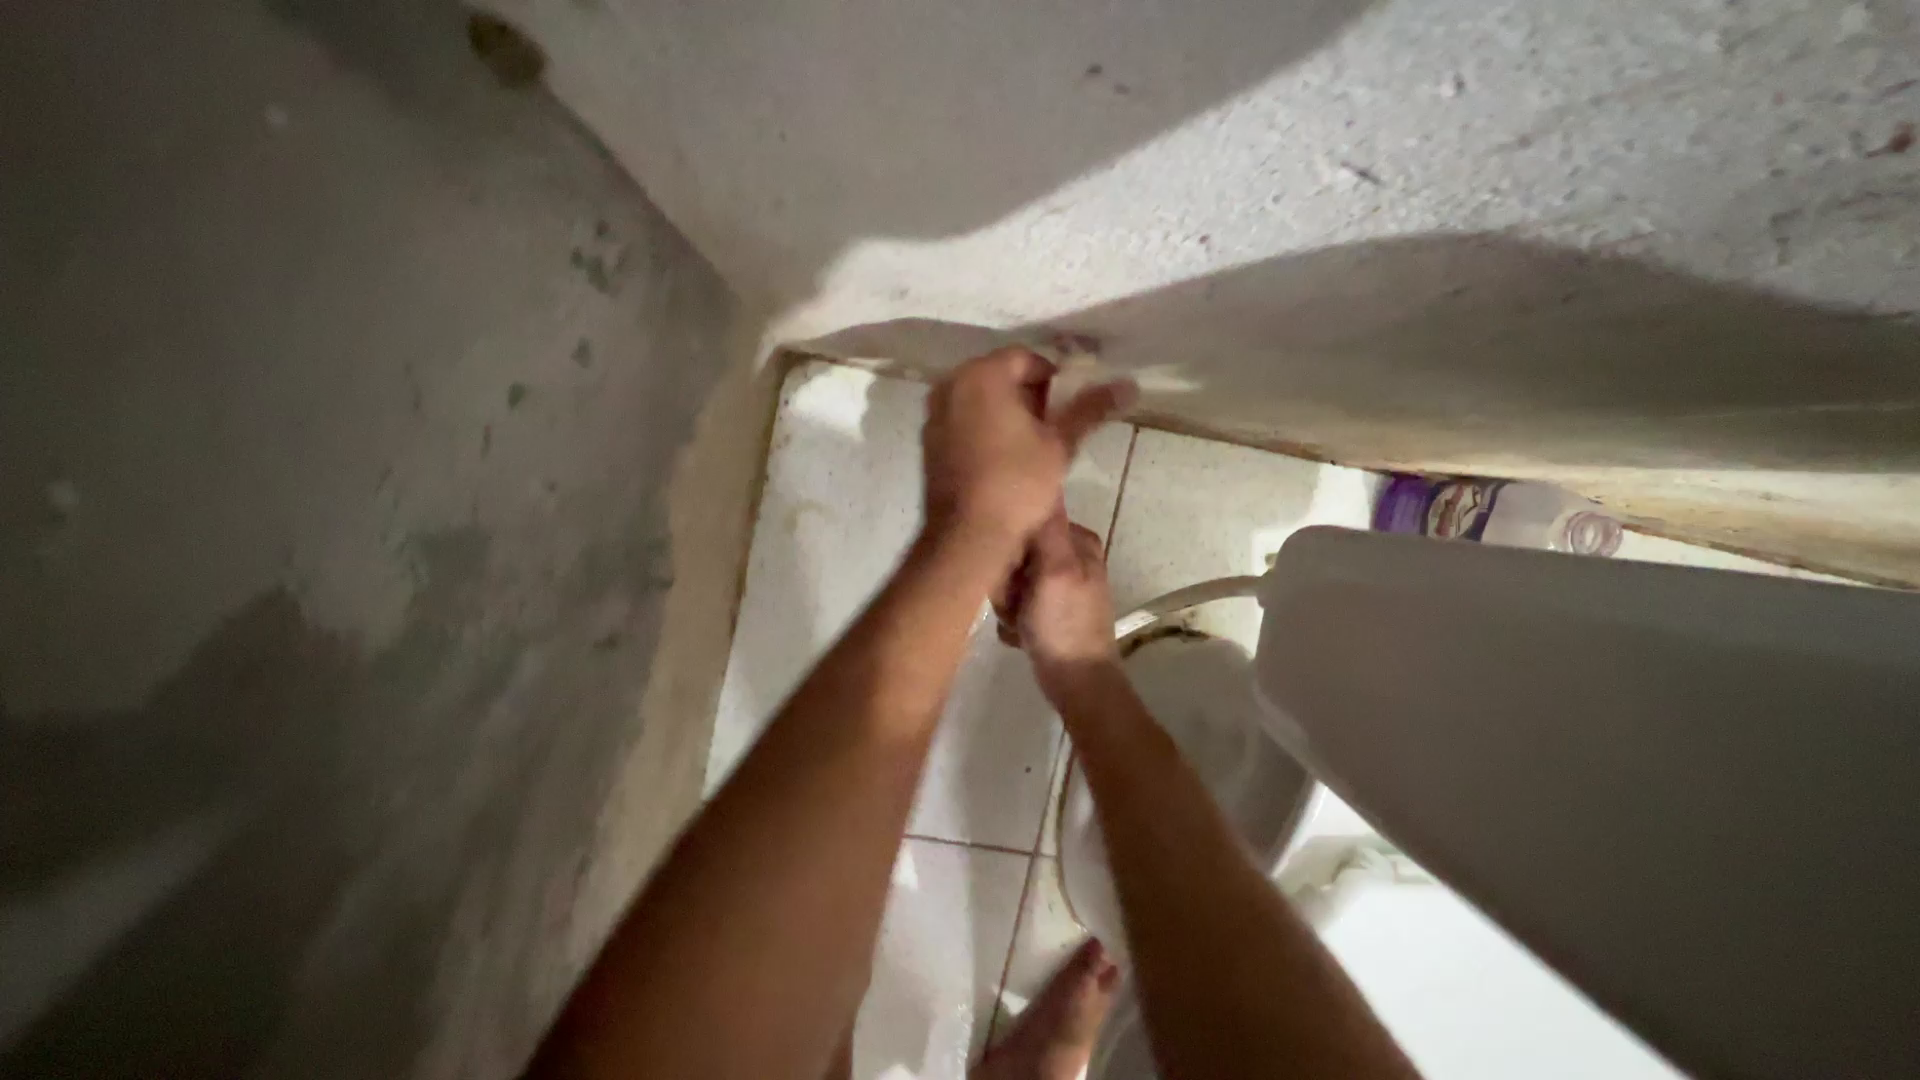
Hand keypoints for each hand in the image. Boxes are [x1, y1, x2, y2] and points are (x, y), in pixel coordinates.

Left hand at [921, 347, 1134, 549]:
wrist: (968, 535)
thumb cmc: (1017, 484)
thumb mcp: (1059, 444)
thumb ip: (1090, 409)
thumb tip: (1128, 385)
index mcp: (981, 375)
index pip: (1026, 359)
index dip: (1053, 379)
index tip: (1068, 407)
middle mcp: (950, 386)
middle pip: (999, 376)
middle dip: (1029, 395)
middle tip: (1053, 426)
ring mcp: (934, 414)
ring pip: (979, 399)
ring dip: (1006, 412)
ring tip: (1032, 444)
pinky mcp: (928, 442)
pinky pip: (962, 421)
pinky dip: (984, 428)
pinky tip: (1003, 458)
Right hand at [995, 511, 1120, 685]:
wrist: (1077, 683)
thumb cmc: (1064, 624)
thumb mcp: (1055, 568)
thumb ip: (1047, 526)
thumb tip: (1040, 478)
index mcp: (1076, 539)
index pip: (1026, 522)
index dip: (1010, 546)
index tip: (1011, 572)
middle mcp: (1069, 555)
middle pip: (1015, 552)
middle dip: (1007, 580)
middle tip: (1014, 604)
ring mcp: (1057, 584)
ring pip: (1010, 580)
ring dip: (1007, 603)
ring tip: (1018, 621)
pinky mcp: (1047, 610)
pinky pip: (1014, 603)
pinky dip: (1014, 619)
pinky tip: (1021, 633)